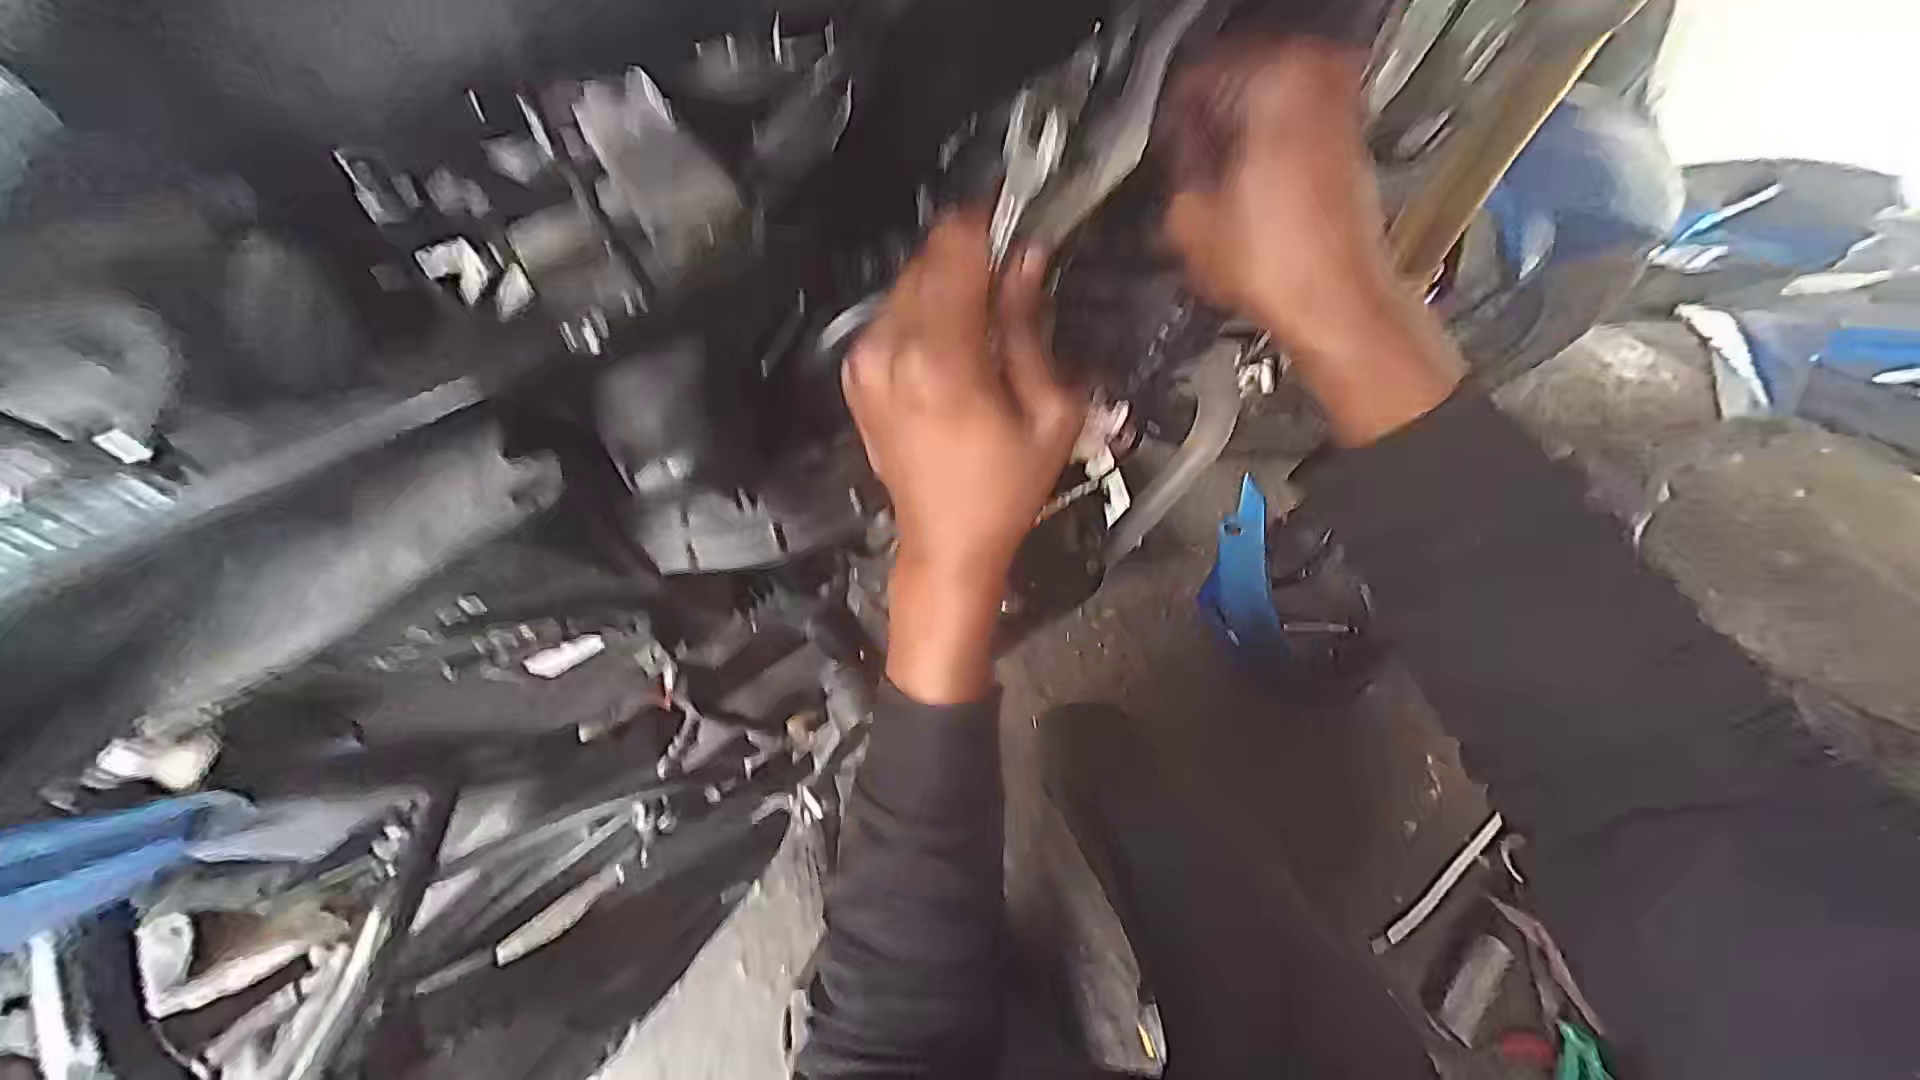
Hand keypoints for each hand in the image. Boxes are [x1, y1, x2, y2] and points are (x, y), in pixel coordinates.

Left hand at [845, 212, 1085, 702]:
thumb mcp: (1048, 412)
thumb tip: (1026, 262)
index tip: (1017, 217)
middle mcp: (891, 352)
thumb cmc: (1003, 492)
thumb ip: (1030, 326)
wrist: (946, 543)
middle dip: (972, 255)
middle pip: (929, 258)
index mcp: (941, 358)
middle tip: (1012, 275)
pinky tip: (955, 347)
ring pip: (907, 284)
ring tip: (987, 318)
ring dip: (948, 285)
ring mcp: (866, 365)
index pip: (958, 249)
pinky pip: (891, 318)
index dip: (989, 223)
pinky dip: (925, 314)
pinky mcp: (858, 379)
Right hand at [1160, 40, 1464, 444]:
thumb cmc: (1276, 266)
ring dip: (1243, 121)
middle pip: (1247, 72)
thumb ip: (1177, 179)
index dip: (1174, 105)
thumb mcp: (1190, 224)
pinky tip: (1250, 177)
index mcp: (1270, 88)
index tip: (1164, 126)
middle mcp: (1315, 86)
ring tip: (1216, 156)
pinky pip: (1301, 122)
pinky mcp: (1350, 149)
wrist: (1332, 301)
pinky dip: (1272, 138)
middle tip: (1188, 134)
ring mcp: (1340, 116)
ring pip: (1277, 95)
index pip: (1203, 71)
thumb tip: (1181, 165)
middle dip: (1213, 104)